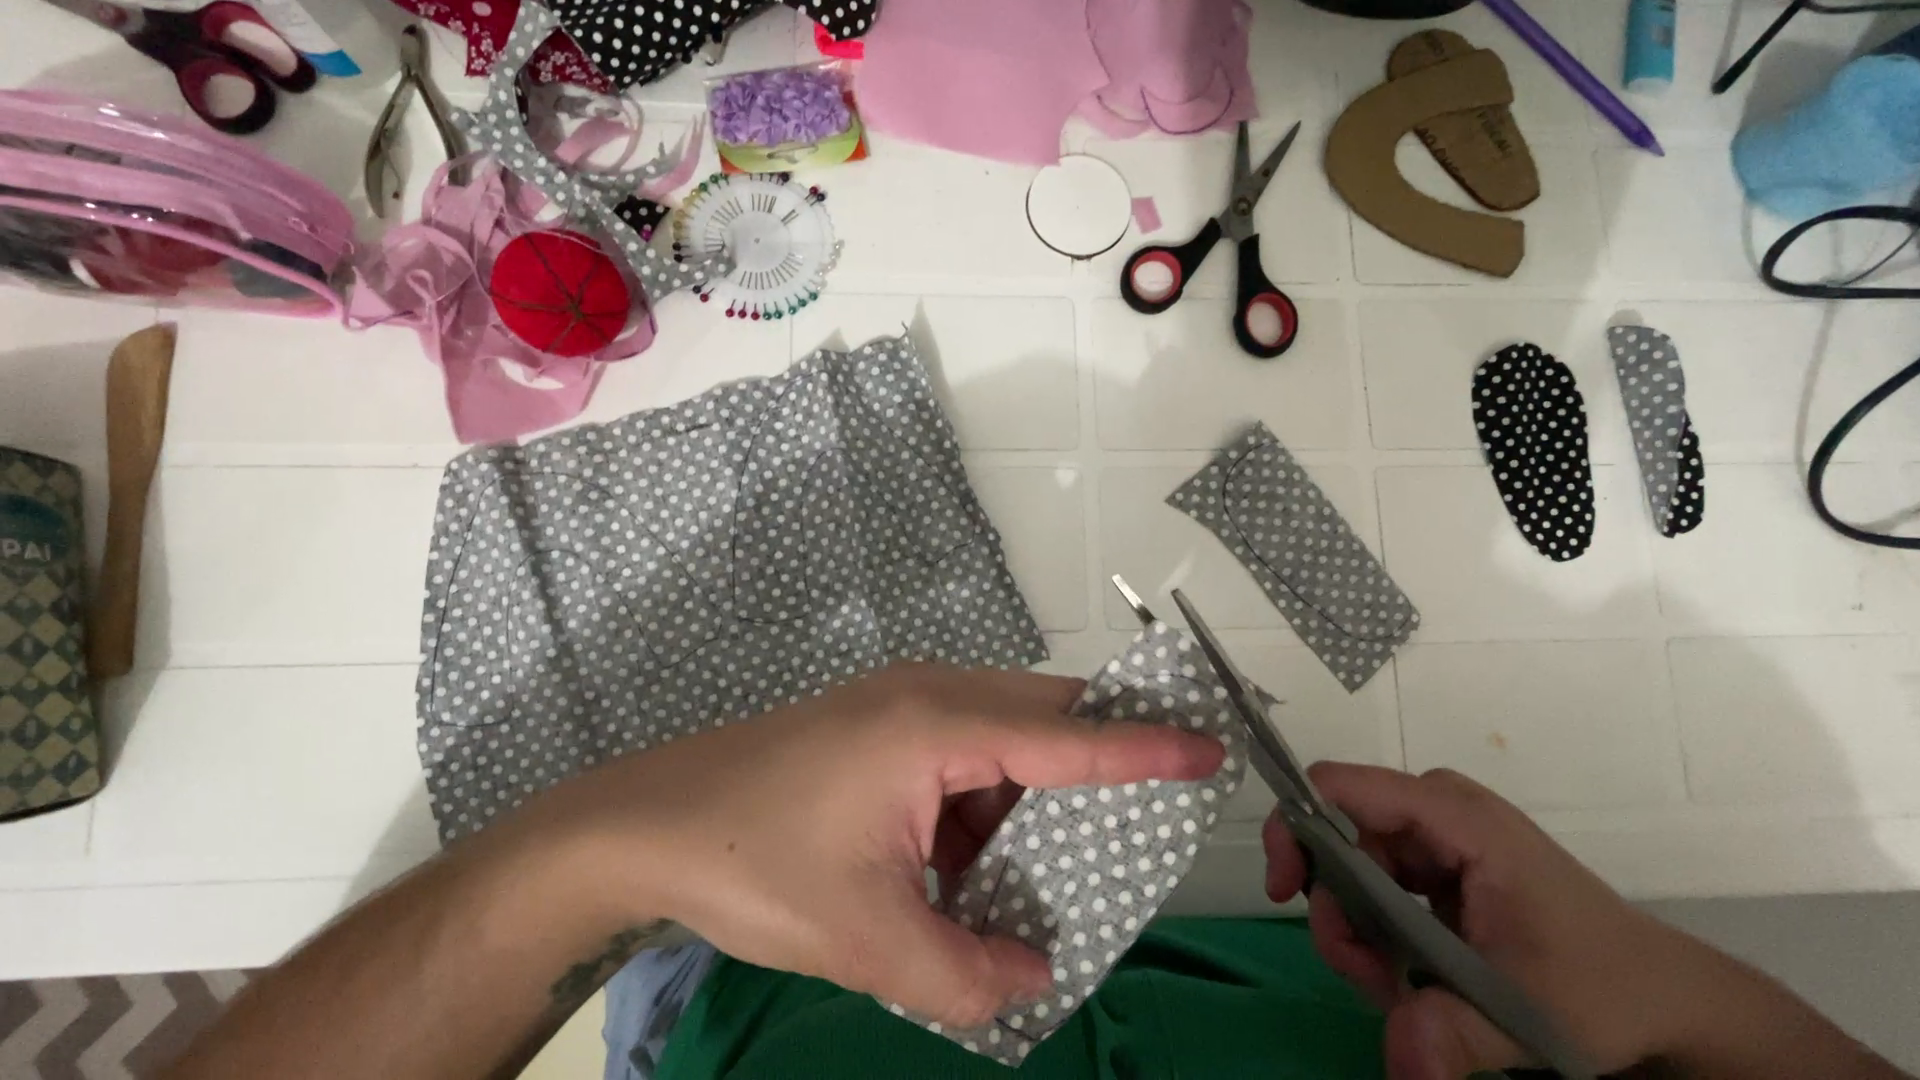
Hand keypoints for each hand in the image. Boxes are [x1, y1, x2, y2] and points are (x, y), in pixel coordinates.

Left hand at [516, 664, 1225, 1028]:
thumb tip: (1037, 981)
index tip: (1211, 749)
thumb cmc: (754, 867)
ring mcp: (898, 707)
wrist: (644, 827)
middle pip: (1041, 717)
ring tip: (1040, 872)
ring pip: (1001, 739)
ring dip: (1030, 798)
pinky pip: (960, 756)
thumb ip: (966, 974)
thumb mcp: (868, 939)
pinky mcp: (877, 731)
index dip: (1144, 746)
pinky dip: (984, 805)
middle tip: (1146, 813)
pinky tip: (970, 867)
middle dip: (1096, 763)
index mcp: (934, 724)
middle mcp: (926, 695)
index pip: (1065, 732)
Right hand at [1262, 764, 1712, 1079]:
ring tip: (1392, 985)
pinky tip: (1401, 971)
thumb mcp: (1531, 1017)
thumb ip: (1457, 1033)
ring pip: (1348, 860)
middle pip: (1336, 831)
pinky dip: (1370, 926)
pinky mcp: (1435, 861)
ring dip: (1352, 926)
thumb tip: (1399, 1061)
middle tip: (1364, 974)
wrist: (1661, 997)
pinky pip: (1370, 876)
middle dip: (1333, 906)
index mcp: (1458, 820)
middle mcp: (1437, 812)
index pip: (1342, 787)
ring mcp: (1435, 835)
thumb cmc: (1602, 988)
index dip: (1296, 826)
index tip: (1284, 893)